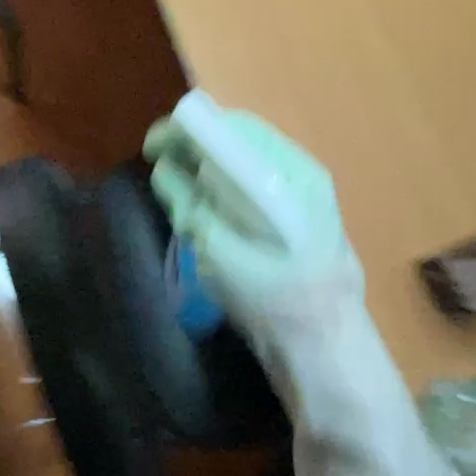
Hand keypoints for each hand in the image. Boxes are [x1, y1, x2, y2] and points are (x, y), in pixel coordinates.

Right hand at [155, 111, 363, 332]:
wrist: (324, 350)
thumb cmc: (267, 296)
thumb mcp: (213, 246)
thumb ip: (186, 198)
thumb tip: (165, 166)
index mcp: (284, 170)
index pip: (227, 125)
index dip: (182, 129)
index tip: (151, 148)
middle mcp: (301, 170)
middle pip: (238, 135)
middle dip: (194, 143)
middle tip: (161, 164)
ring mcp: (308, 191)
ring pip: (248, 156)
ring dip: (210, 162)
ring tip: (181, 183)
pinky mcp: (307, 213)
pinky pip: (258, 177)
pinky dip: (228, 180)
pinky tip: (212, 203)